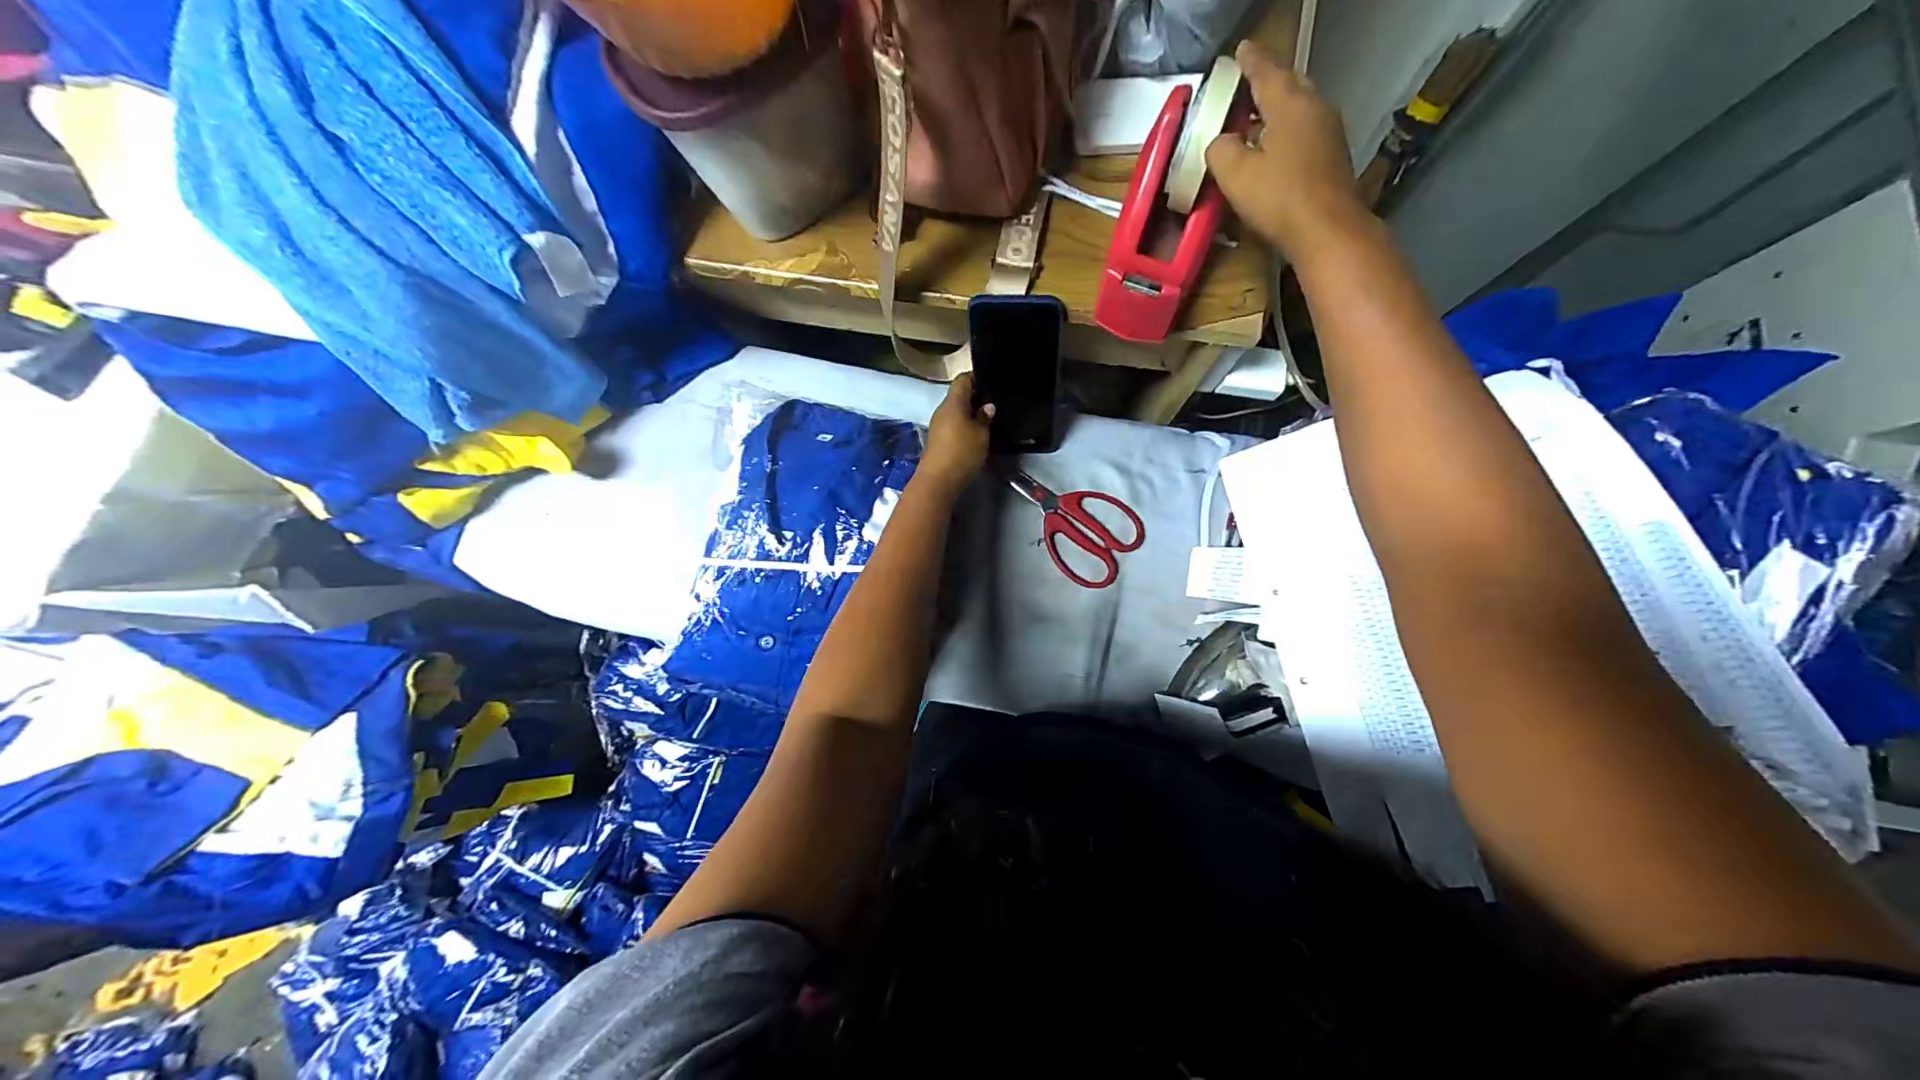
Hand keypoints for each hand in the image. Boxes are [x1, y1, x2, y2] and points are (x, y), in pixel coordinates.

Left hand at [919, 373, 993, 495]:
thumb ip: (985, 417)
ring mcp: (939, 425)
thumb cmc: (961, 452)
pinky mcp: (939, 440)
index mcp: (953, 402)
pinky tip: (978, 434)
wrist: (938, 481)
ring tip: (990, 420)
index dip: (978, 378)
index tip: (993, 383)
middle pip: (959, 395)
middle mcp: (943, 410)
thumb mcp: (981, 434)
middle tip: (996, 404)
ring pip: (957, 411)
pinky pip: (954, 425)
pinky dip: (966, 426)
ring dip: (971, 413)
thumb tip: (988, 406)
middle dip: (977, 397)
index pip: (963, 379)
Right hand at [1206, 40, 1372, 264]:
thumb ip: (1220, 149)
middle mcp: (1314, 108)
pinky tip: (1273, 145)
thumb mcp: (1235, 174)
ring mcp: (1329, 131)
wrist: (1327, 229)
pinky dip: (1286, 129)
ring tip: (1255, 116)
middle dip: (1267, 81)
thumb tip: (1221, 141)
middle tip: (1247, 83)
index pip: (1266, 71)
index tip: (1240, 50)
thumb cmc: (1279, 198)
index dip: (1250, 61)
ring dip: (1277, 107)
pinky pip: (1305, 129)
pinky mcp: (1332, 155)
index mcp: (1289, 104)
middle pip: (1289, 84)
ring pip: (1299, 107)